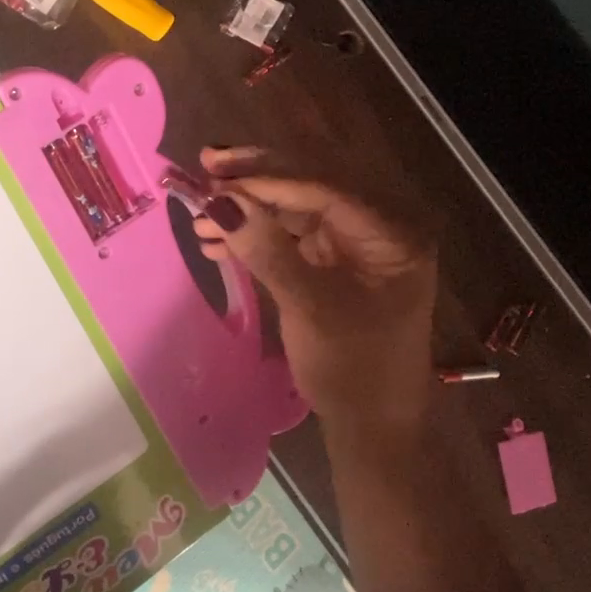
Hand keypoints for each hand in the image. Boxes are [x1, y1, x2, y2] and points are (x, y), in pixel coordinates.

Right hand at [192, 147, 436, 429]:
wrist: (372, 427)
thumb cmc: (355, 369)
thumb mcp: (310, 308)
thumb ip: (266, 249)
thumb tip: (218, 201)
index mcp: (393, 232)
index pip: (324, 188)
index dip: (267, 180)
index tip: (216, 179)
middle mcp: (376, 225)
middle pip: (309, 184)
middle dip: (254, 177)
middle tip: (205, 163)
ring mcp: (351, 240)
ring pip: (291, 204)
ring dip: (245, 206)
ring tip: (198, 212)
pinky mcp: (329, 257)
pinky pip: (286, 230)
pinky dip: (251, 232)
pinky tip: (214, 240)